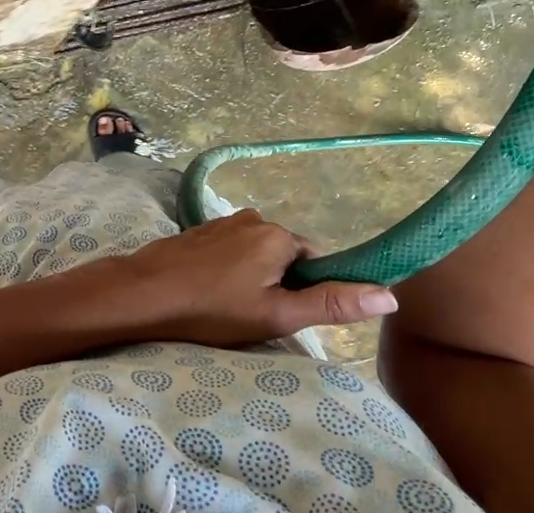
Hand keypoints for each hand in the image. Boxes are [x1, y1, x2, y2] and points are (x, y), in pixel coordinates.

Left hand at [117, 209, 396, 345]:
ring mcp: (221, 223)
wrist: (145, 293)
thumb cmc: (213, 308)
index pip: (316, 261)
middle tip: (257, 315)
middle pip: (285, 256)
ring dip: (253, 278)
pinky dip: (228, 272)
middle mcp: (252, 218)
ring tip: (231, 308)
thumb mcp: (278, 314)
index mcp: (277, 234)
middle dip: (280, 284)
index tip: (289, 314)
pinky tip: (212, 294)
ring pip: (255, 254)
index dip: (310, 290)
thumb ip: (332, 304)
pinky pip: (229, 252)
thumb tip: (388, 295)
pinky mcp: (198, 232)